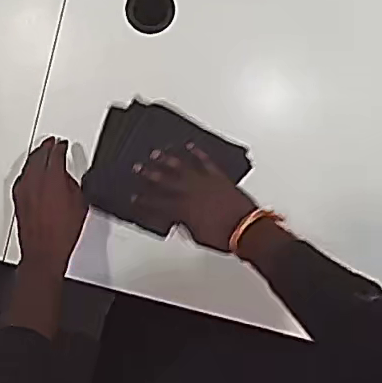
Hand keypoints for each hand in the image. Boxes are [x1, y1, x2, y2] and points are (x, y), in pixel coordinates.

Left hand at [12, 137, 86, 272]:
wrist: (45, 251)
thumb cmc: (62, 232)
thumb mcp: (79, 203)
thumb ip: (72, 183)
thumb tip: (67, 176)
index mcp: (52, 178)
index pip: (55, 153)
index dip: (60, 146)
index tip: (63, 143)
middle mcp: (35, 181)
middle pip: (39, 154)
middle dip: (47, 146)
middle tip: (53, 142)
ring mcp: (24, 189)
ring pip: (29, 164)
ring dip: (36, 155)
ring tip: (43, 152)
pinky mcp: (18, 198)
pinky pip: (23, 176)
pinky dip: (29, 169)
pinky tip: (32, 171)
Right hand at [133, 144, 258, 251]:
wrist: (246, 229)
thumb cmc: (224, 236)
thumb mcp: (198, 236)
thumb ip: (185, 225)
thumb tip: (179, 221)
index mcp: (184, 209)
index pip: (158, 203)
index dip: (145, 201)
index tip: (135, 196)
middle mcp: (191, 193)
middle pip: (165, 181)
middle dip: (150, 174)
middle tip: (138, 167)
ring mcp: (205, 182)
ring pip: (182, 168)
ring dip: (168, 160)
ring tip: (157, 152)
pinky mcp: (218, 176)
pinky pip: (205, 162)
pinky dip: (197, 153)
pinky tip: (190, 146)